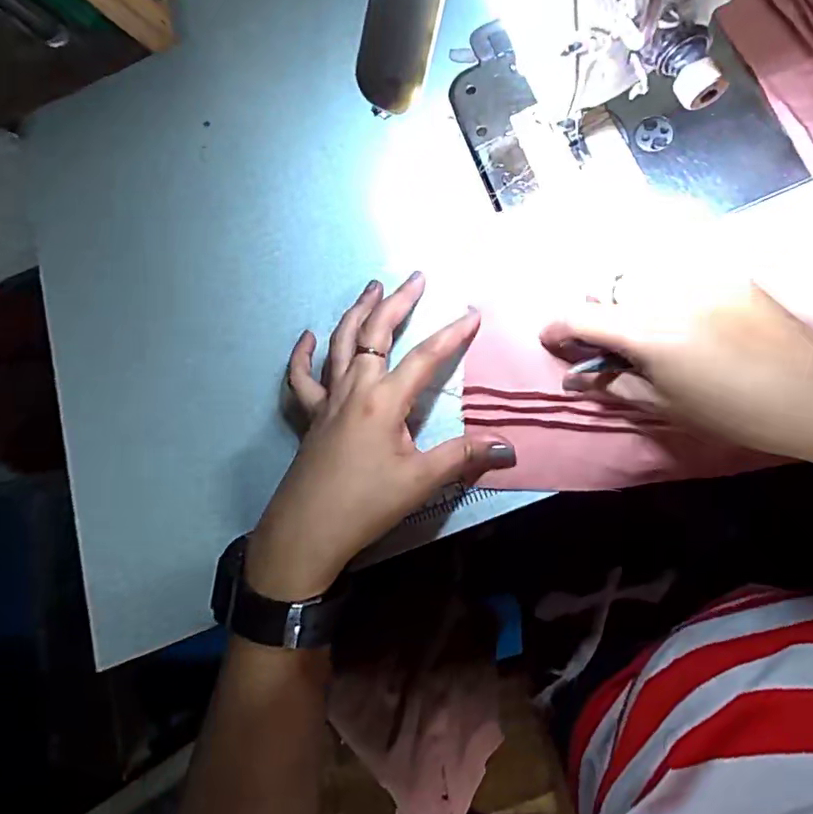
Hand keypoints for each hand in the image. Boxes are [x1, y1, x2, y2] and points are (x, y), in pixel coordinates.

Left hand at [247, 273, 516, 600]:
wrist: (303, 535)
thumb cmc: (365, 505)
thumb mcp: (421, 481)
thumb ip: (463, 457)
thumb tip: (509, 448)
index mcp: (383, 401)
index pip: (425, 357)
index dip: (452, 334)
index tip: (473, 314)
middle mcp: (354, 389)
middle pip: (375, 333)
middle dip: (398, 303)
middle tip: (415, 278)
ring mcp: (328, 400)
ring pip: (340, 344)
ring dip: (358, 312)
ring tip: (372, 288)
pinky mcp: (311, 416)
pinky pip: (303, 378)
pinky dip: (304, 354)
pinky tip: (309, 336)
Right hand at [540, 278, 812, 472]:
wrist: (812, 391)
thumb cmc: (735, 411)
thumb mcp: (667, 406)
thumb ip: (616, 384)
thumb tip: (579, 376)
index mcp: (647, 331)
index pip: (581, 317)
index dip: (558, 328)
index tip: (554, 340)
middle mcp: (666, 291)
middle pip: (610, 288)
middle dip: (599, 312)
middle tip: (611, 340)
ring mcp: (699, 274)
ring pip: (644, 272)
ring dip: (633, 294)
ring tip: (652, 324)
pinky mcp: (727, 269)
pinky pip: (682, 268)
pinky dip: (669, 285)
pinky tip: (689, 313)